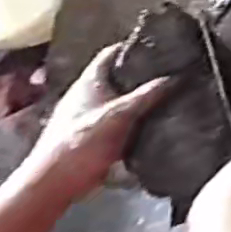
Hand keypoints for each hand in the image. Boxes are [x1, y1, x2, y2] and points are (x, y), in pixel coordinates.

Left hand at [12, 44, 170, 203]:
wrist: (51, 188)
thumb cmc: (81, 142)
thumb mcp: (121, 114)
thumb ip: (150, 93)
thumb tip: (179, 75)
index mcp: (88, 82)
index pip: (111, 53)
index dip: (134, 45)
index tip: (160, 43)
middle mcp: (86, 95)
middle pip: (118, 76)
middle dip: (143, 72)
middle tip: (172, 67)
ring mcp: (87, 117)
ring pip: (120, 98)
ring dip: (141, 97)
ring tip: (171, 91)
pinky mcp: (92, 138)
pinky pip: (120, 120)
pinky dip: (136, 117)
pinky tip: (156, 118)